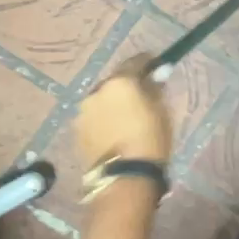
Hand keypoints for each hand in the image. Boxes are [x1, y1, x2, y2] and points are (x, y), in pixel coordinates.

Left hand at [76, 54, 174, 169]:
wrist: (123, 176)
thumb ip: (155, 88)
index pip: (135, 62)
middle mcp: (96, 91)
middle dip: (127, 85)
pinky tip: (115, 129)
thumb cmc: (150, 138)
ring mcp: (83, 112)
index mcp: (120, 82)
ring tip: (127, 115)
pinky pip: (94, 117)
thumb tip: (156, 74)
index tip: (157, 65)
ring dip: (113, 102)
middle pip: (115, 82)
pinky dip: (104, 118)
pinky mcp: (77, 131)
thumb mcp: (161, 110)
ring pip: (102, 100)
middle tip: (141, 94)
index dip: (147, 62)